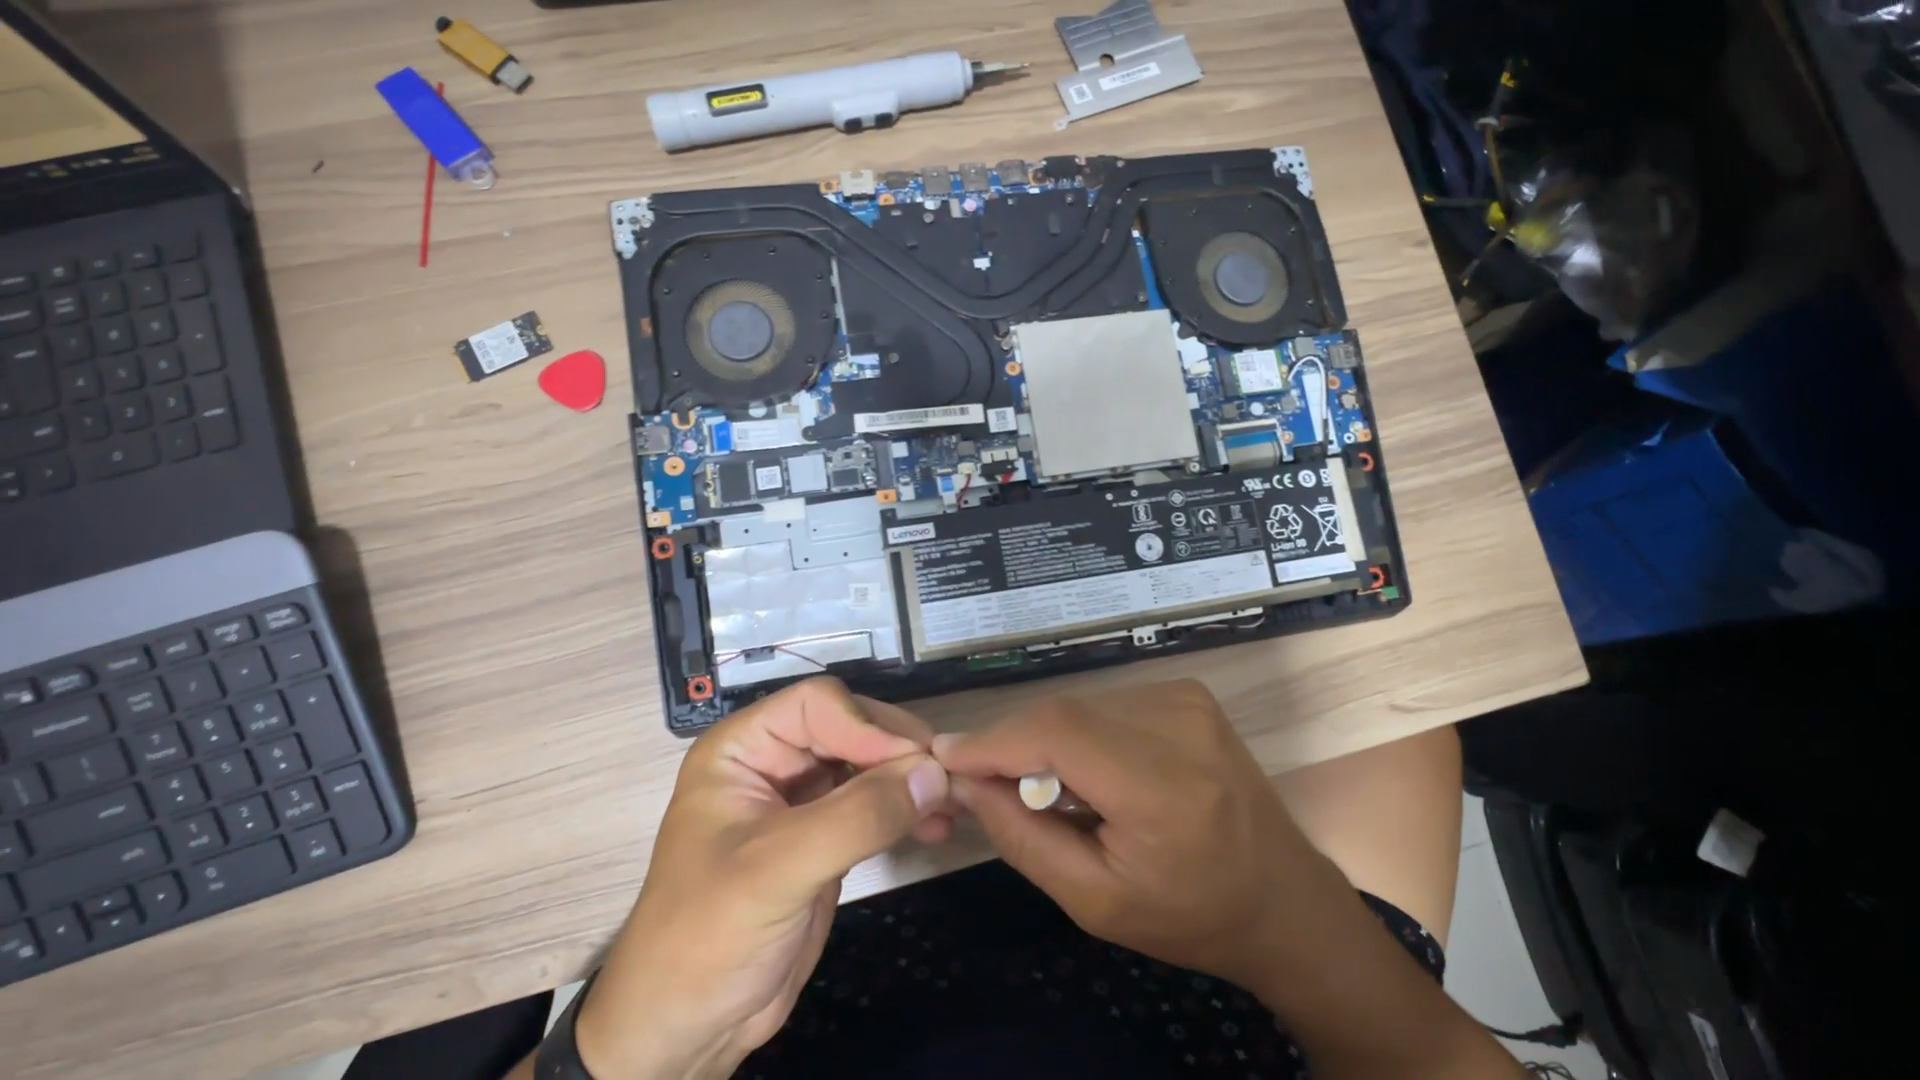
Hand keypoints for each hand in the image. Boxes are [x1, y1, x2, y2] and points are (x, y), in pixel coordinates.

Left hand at [575, 678, 950, 1079]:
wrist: (686, 1025)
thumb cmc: (708, 934)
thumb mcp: (777, 868)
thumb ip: (856, 817)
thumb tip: (934, 773)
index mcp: (741, 750)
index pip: (818, 706)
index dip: (869, 726)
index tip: (918, 763)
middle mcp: (772, 765)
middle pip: (850, 728)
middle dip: (898, 750)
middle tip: (947, 782)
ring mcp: (801, 803)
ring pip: (868, 765)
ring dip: (910, 779)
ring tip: (951, 806)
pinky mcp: (825, 841)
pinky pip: (874, 806)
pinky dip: (906, 810)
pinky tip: (936, 826)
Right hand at [932, 679, 1340, 988]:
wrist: (1284, 900)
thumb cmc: (1191, 916)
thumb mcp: (1095, 902)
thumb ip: (1022, 838)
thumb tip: (964, 782)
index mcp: (1164, 787)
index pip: (1056, 732)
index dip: (992, 740)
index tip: (944, 760)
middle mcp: (1179, 723)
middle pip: (1061, 713)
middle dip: (1012, 746)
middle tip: (988, 789)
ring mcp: (1188, 699)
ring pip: (1078, 706)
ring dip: (1046, 742)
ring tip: (1051, 794)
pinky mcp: (1189, 692)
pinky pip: (1104, 704)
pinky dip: (1078, 735)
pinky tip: (1091, 776)